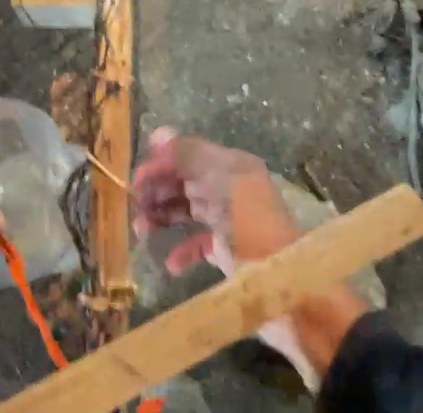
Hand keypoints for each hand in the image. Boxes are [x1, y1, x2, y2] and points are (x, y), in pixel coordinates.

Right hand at [131, 129, 369, 389]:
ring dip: (164, 216)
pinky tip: (170, 263)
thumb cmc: (253, 229)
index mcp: (234, 167)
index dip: (163, 162)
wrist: (288, 289)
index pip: (191, 154)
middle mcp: (232, 189)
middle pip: (188, 181)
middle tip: (134, 203)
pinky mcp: (231, 253)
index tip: (136, 177)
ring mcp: (231, 222)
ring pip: (189, 209)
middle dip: (159, 189)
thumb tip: (159, 133)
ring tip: (141, 229)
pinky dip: (183, 250)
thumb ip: (189, 156)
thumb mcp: (222, 184)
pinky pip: (200, 244)